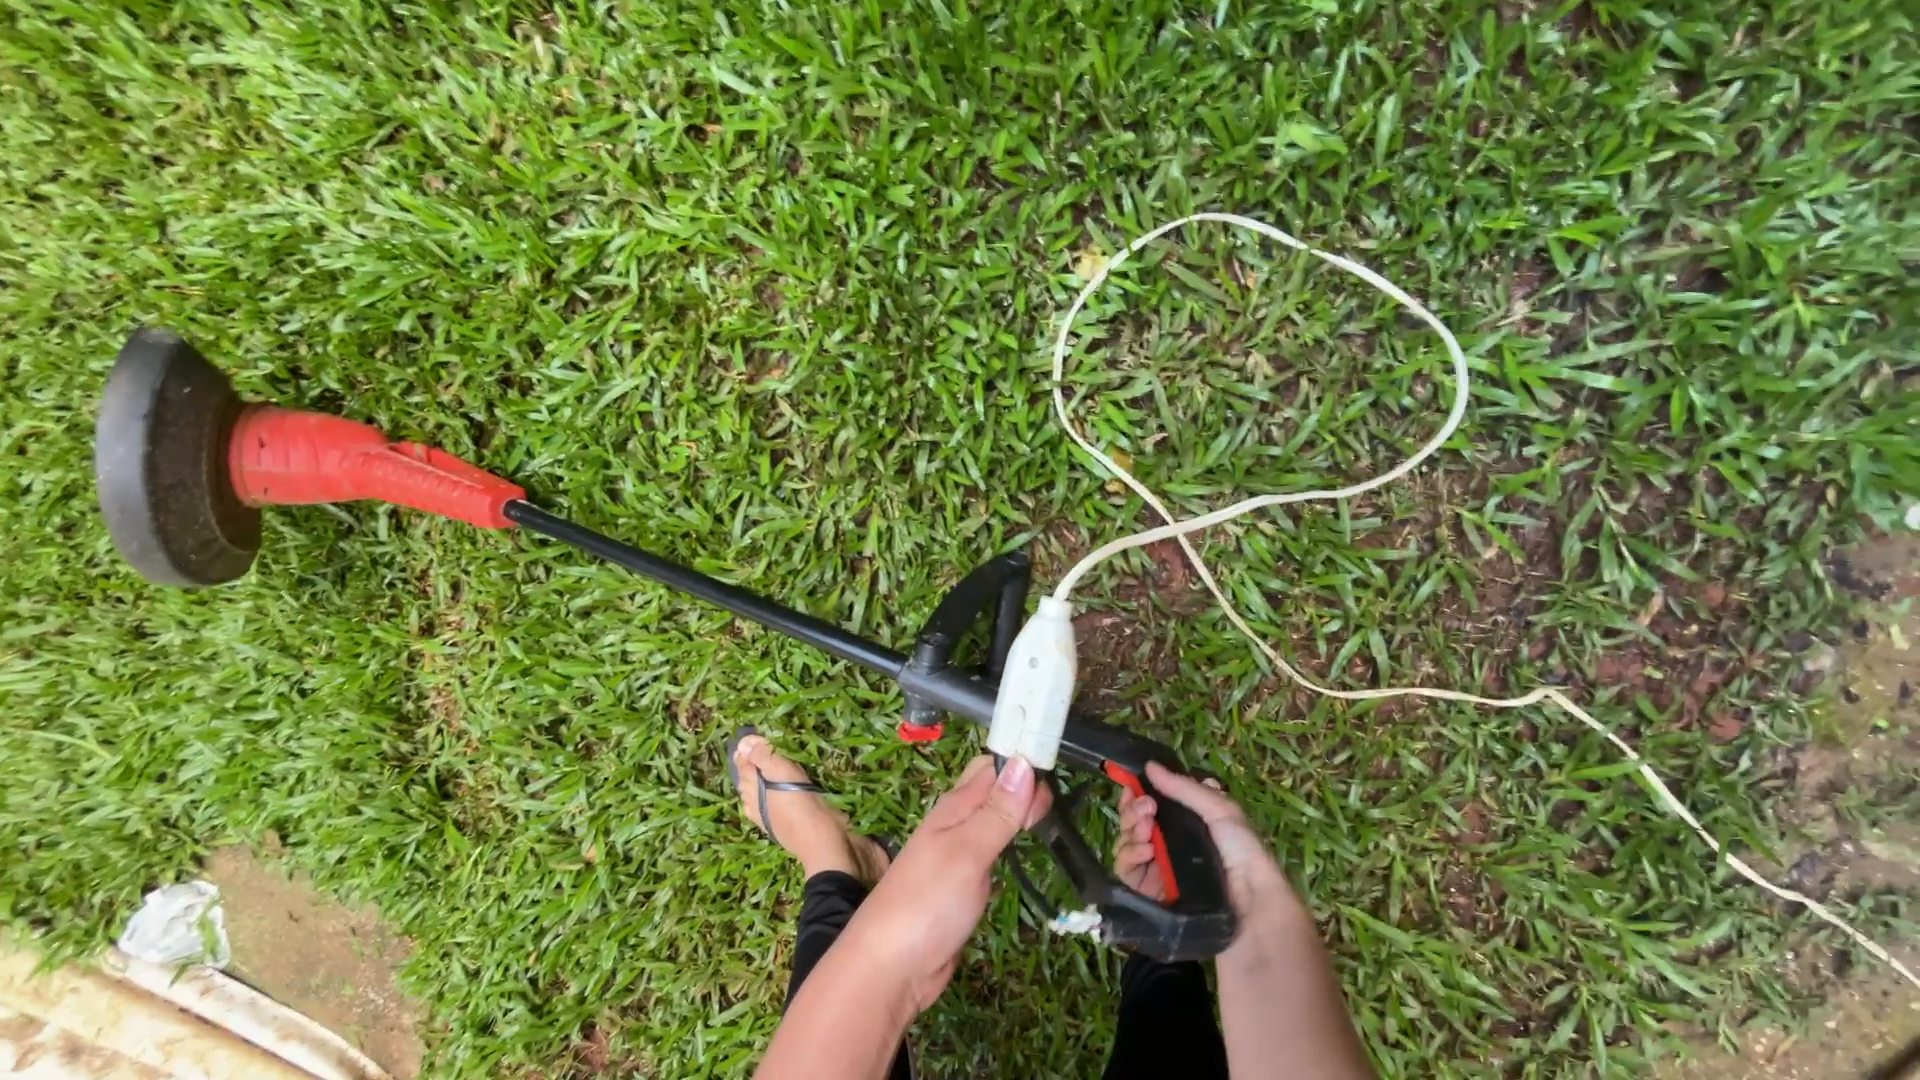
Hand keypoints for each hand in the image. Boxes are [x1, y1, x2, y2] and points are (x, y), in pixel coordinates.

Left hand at [836, 754, 1051, 1011]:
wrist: (890, 969)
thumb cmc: (927, 903)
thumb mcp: (968, 851)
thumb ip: (998, 812)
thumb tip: (1025, 764)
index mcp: (954, 807)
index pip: (993, 768)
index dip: (1024, 766)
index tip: (1056, 778)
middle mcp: (955, 824)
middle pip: (993, 791)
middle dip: (1025, 788)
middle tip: (1056, 807)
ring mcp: (957, 855)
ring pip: (992, 820)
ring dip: (1018, 814)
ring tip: (1048, 819)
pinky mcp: (962, 885)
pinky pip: (989, 851)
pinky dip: (1008, 844)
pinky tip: (1021, 851)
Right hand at [1123, 763, 1311, 958]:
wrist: (1250, 905)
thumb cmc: (1241, 852)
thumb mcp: (1220, 810)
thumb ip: (1184, 788)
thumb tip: (1150, 766)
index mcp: (1186, 824)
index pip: (1152, 804)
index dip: (1139, 793)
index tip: (1134, 785)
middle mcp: (1168, 843)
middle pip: (1134, 820)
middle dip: (1133, 809)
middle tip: (1146, 807)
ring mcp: (1157, 868)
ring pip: (1127, 841)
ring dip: (1132, 828)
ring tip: (1148, 828)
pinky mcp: (1147, 892)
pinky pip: (1125, 868)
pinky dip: (1130, 854)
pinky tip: (1146, 850)